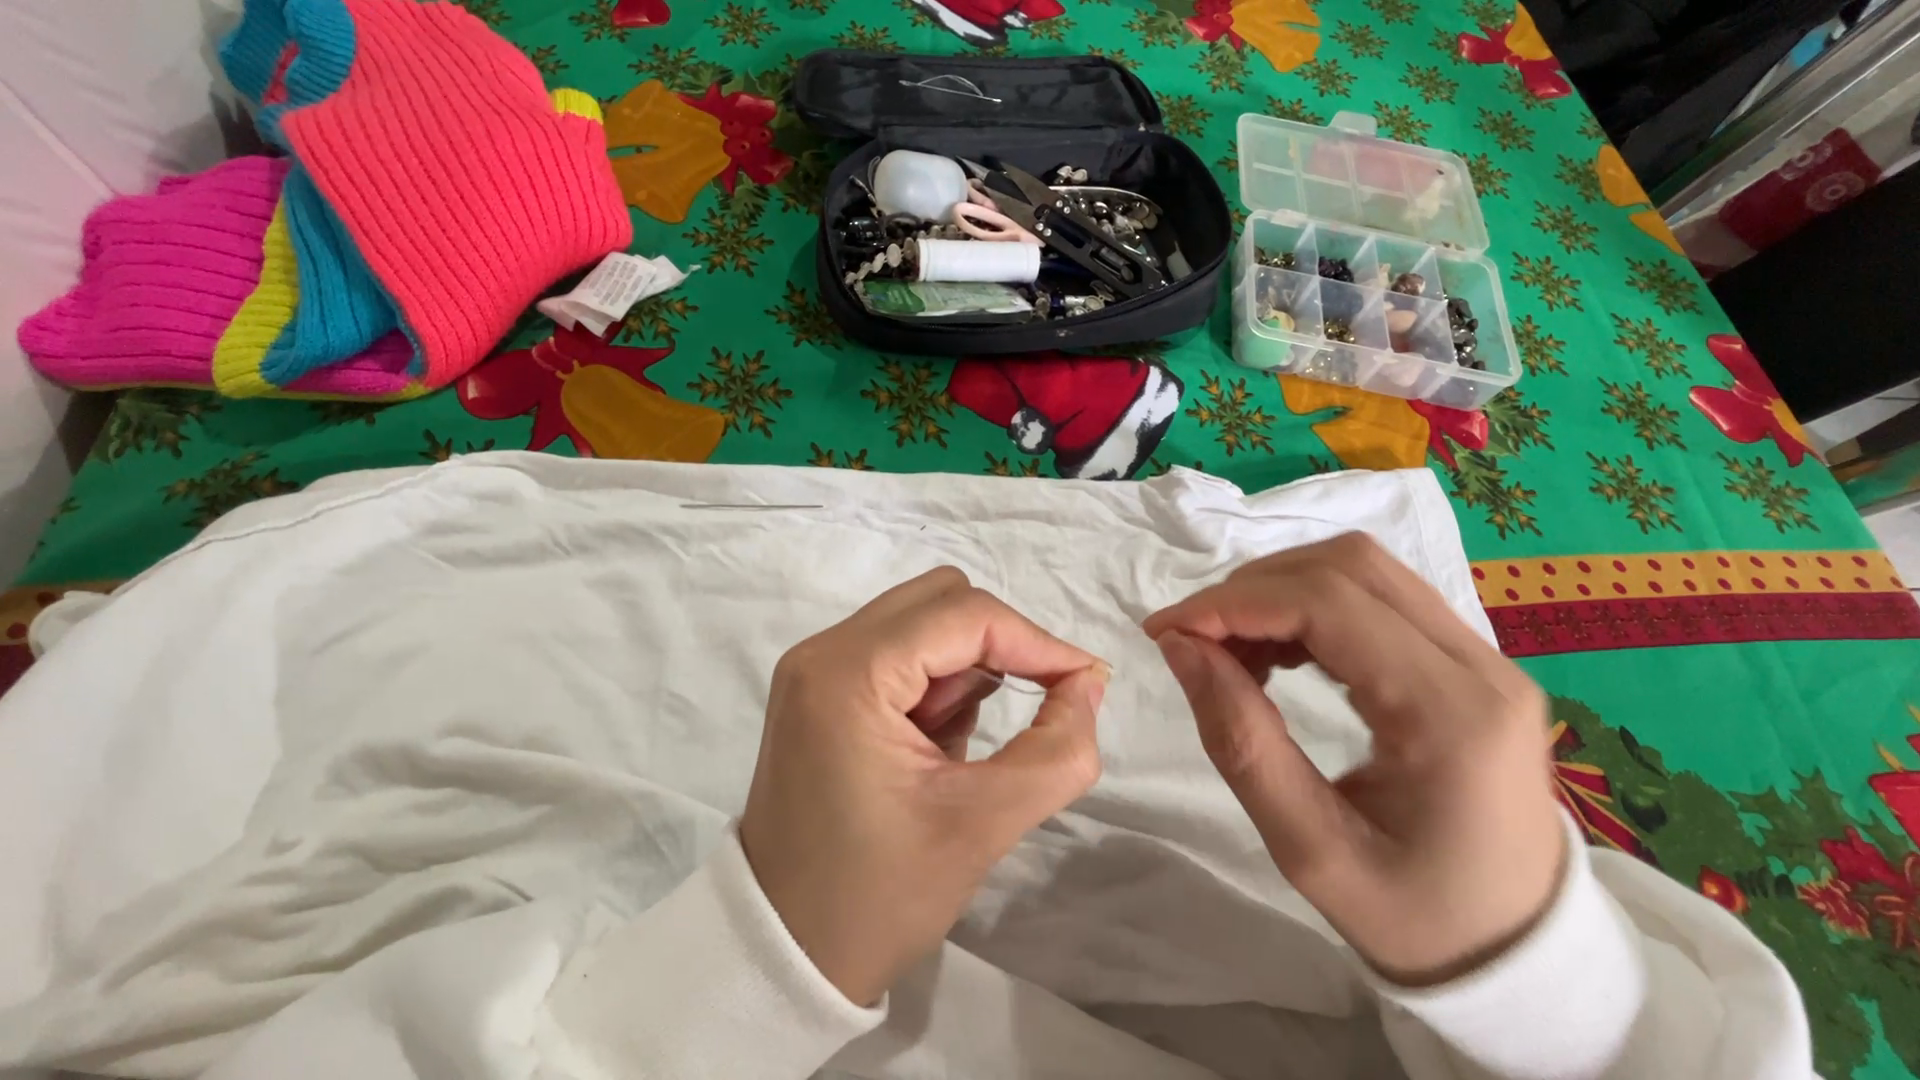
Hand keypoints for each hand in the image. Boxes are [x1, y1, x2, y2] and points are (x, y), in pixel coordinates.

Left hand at [740, 568, 1109, 1005]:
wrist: (784, 950)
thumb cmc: (877, 897)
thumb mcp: (981, 825)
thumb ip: (1056, 751)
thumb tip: (1089, 685)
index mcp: (847, 674)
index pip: (964, 615)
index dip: (1037, 642)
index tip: (1089, 683)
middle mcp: (822, 652)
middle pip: (941, 601)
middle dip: (1000, 647)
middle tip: (1028, 712)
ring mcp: (815, 670)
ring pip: (923, 622)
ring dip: (966, 669)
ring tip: (959, 751)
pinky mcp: (820, 693)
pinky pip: (900, 654)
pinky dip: (938, 684)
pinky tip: (935, 749)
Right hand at [1142, 534, 1564, 986]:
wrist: (1519, 952)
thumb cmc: (1415, 918)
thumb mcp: (1309, 849)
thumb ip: (1240, 741)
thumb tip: (1180, 648)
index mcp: (1450, 714)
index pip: (1328, 605)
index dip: (1234, 603)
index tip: (1166, 633)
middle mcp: (1480, 666)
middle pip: (1350, 566)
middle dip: (1253, 589)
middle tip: (1193, 640)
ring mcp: (1484, 658)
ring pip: (1364, 572)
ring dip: (1280, 593)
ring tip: (1230, 650)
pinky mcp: (1472, 664)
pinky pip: (1380, 599)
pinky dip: (1310, 608)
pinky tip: (1277, 654)